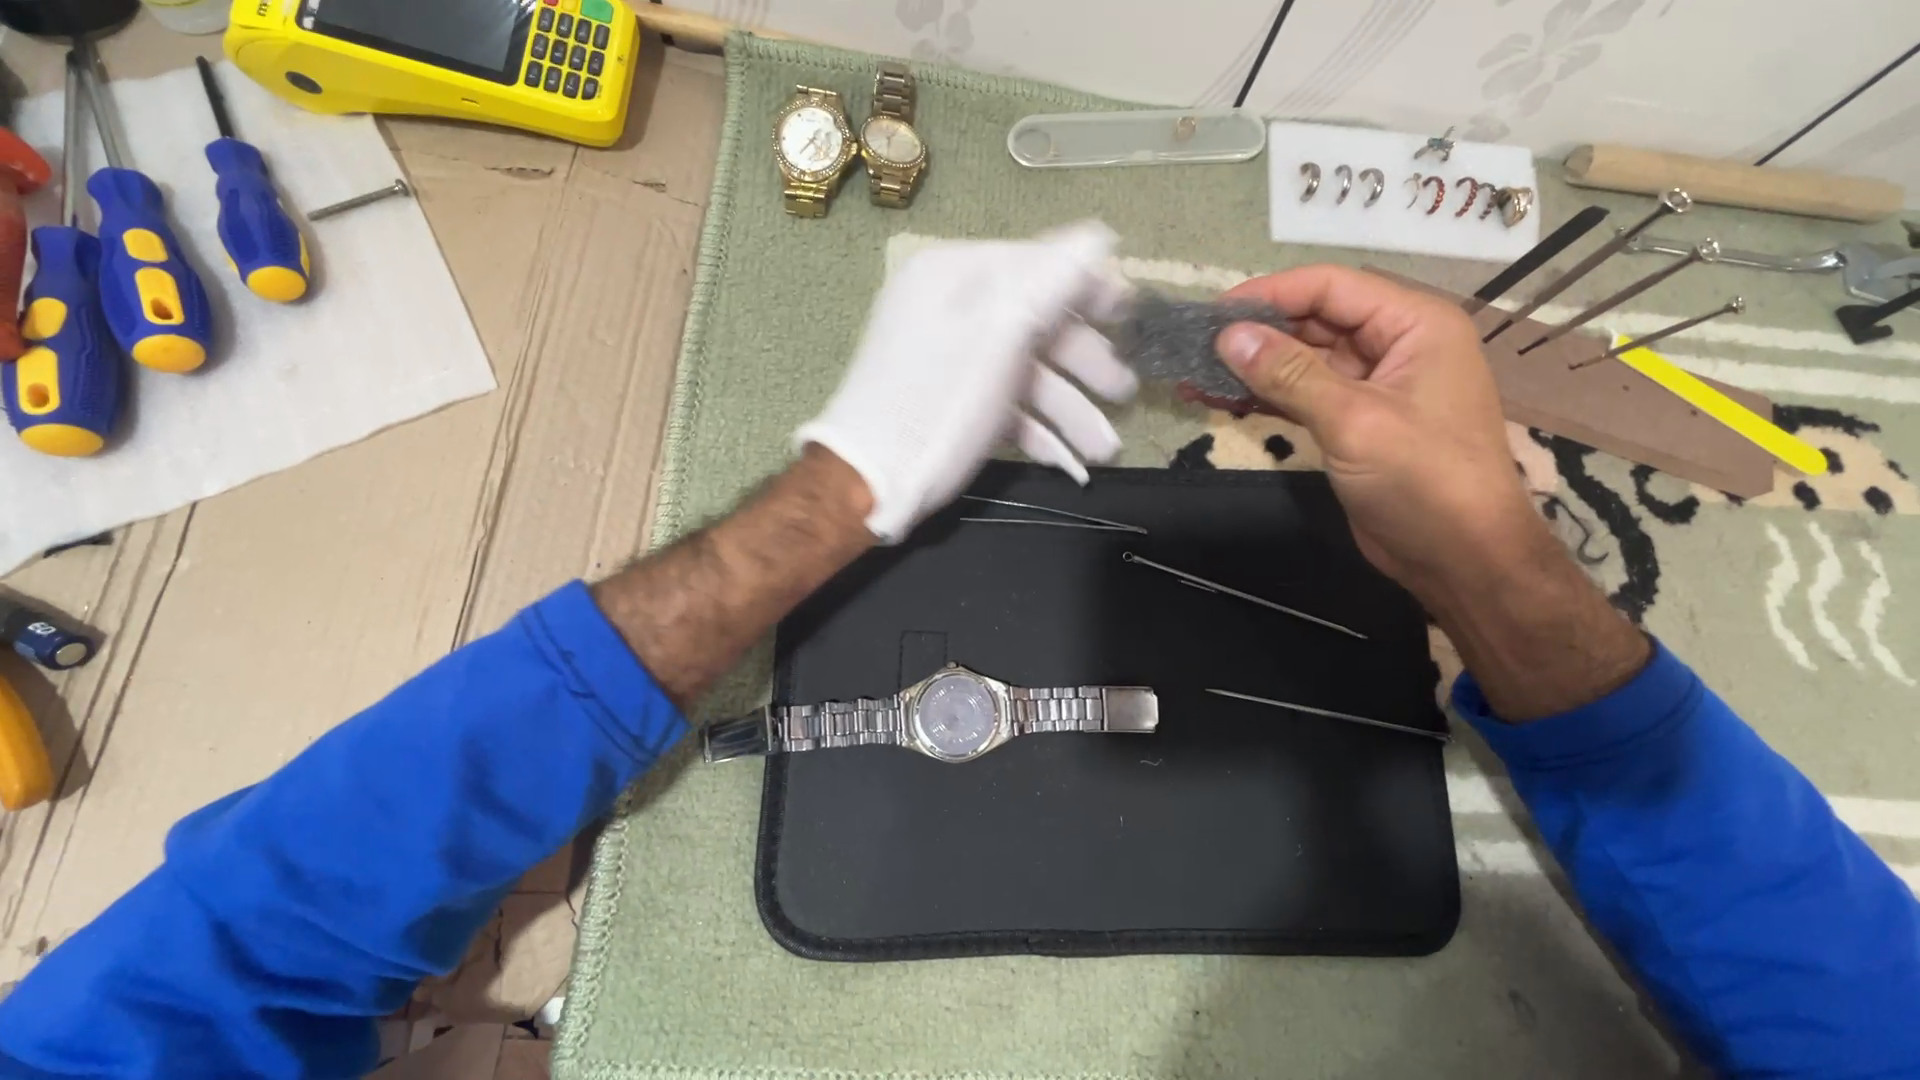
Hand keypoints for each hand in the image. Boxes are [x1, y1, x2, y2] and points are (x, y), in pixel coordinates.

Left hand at [796, 222, 1137, 542]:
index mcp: (955, 277)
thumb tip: (1099, 235)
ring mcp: (949, 360)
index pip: (1037, 265)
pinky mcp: (948, 403)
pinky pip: (1002, 405)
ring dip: (1070, 411)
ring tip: (1105, 450)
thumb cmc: (938, 405)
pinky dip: (1037, 431)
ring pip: (1024, 373)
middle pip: (1035, 324)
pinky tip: (1070, 464)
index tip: (1132, 312)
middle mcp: (950, 308)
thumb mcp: (1000, 336)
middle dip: (1085, 364)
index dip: (1089, 289)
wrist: (867, 483)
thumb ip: (1051, 283)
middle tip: (1125, 394)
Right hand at [1214, 266, 1536, 591]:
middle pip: (1314, 319)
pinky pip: (1302, 394)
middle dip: (1255, 332)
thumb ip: (1289, 374)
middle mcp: (1395, 344)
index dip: (1269, 294)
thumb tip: (1227, 335)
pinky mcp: (1353, 421)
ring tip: (1195, 374)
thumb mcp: (1353, 421)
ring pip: (1303, 359)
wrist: (1461, 558)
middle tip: (1194, 346)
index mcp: (1414, 324)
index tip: (1211, 314)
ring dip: (1252, 366)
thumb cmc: (1423, 480)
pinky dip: (1264, 396)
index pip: (1331, 287)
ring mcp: (1373, 384)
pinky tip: (1220, 399)